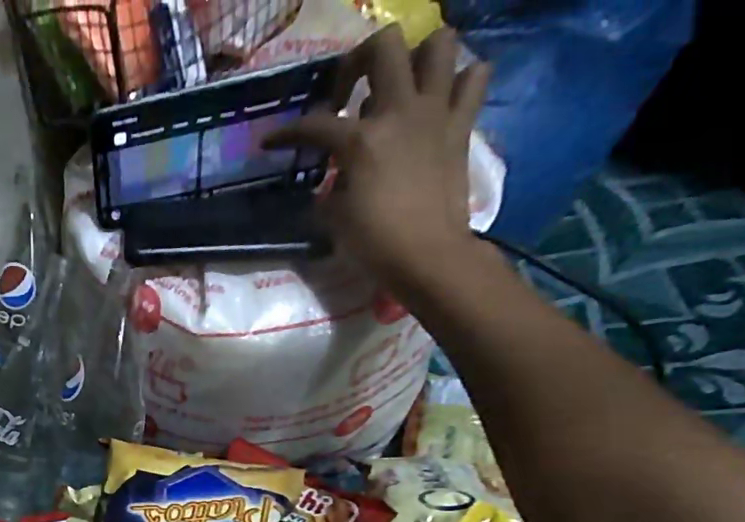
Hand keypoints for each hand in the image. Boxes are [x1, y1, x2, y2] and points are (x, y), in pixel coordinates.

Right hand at [265, 25, 491, 289]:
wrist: (425, 254)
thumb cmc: (371, 241)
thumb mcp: (333, 213)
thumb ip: (331, 181)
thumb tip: (336, 169)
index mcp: (361, 140)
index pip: (313, 125)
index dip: (285, 133)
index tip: (271, 141)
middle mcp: (400, 112)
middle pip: (383, 47)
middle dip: (356, 62)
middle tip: (345, 94)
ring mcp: (436, 113)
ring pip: (438, 45)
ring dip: (415, 59)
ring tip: (396, 88)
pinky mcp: (461, 125)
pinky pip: (473, 79)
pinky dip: (457, 82)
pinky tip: (437, 102)